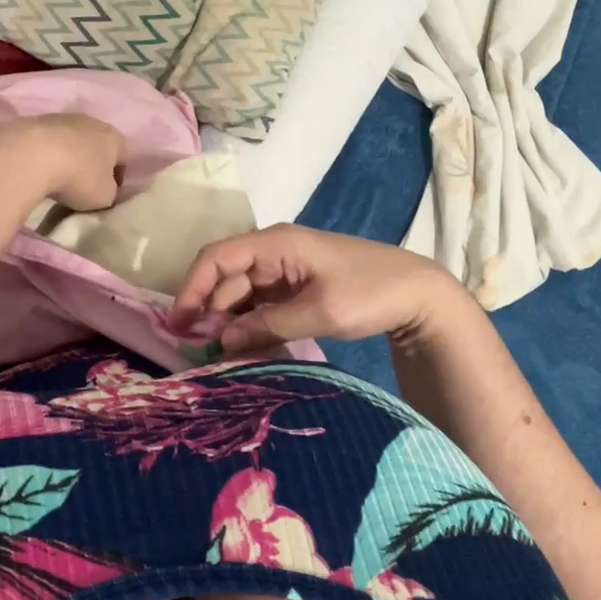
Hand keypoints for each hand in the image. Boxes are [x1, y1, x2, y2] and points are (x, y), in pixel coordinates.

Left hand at [0, 113, 125, 211]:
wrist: (33, 155)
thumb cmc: (78, 177)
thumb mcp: (104, 197)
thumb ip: (110, 192)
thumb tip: (104, 188)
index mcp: (114, 138)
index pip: (123, 158)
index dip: (117, 177)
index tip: (107, 192)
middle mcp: (92, 121)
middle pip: (96, 144)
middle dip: (92, 162)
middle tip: (83, 183)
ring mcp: (63, 117)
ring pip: (71, 139)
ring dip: (69, 155)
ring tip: (58, 175)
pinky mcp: (36, 120)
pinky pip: (48, 140)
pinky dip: (47, 152)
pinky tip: (40, 166)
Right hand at [171, 224, 477, 352]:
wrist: (420, 295)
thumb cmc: (370, 294)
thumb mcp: (319, 312)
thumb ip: (268, 326)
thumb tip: (223, 342)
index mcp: (276, 243)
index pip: (217, 258)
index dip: (193, 287)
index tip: (180, 324)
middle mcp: (273, 251)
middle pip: (225, 278)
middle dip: (208, 311)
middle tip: (196, 350)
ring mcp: (284, 270)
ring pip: (240, 294)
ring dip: (228, 322)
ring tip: (216, 356)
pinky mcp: (294, 288)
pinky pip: (260, 305)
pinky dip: (249, 325)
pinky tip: (243, 349)